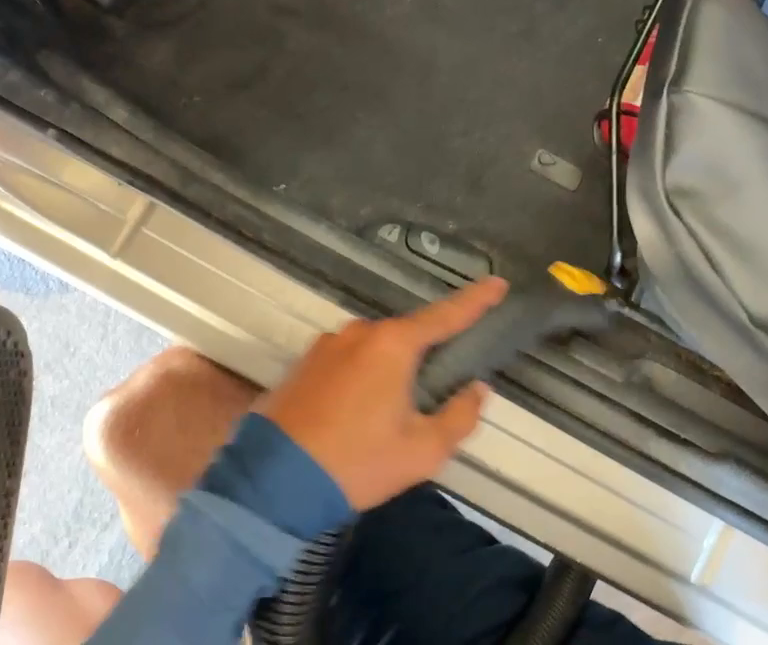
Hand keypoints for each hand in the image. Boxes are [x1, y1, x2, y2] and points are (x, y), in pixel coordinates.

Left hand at [259, 277, 506, 509]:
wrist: (269, 485)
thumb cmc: (355, 463)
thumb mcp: (421, 452)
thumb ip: (459, 417)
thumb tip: (477, 389)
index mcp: (394, 345)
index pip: (447, 315)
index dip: (476, 300)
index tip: (498, 283)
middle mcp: (360, 333)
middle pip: (407, 336)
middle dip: (424, 357)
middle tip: (432, 396)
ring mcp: (326, 346)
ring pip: (375, 351)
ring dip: (388, 373)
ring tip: (386, 420)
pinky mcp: (302, 365)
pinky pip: (346, 363)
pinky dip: (360, 380)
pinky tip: (355, 418)